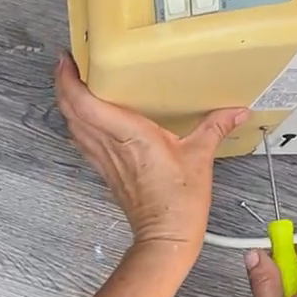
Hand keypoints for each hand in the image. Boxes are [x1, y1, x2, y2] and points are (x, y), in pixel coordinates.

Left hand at [54, 52, 249, 249]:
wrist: (165, 237)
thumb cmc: (178, 204)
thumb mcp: (200, 157)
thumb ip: (215, 126)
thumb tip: (234, 111)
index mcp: (130, 135)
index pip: (84, 103)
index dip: (69, 79)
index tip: (69, 59)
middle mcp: (110, 146)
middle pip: (70, 110)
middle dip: (62, 84)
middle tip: (68, 64)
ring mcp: (104, 160)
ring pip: (72, 125)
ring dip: (67, 103)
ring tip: (73, 83)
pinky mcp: (106, 171)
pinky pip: (82, 141)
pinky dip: (78, 124)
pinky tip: (87, 117)